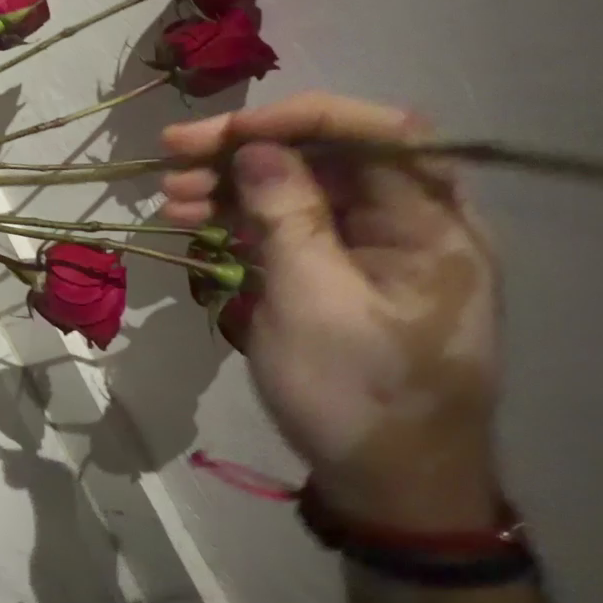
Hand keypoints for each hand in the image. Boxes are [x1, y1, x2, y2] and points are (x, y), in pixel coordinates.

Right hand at [160, 92, 502, 530]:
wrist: (385, 483)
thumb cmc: (357, 392)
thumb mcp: (314, 301)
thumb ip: (288, 216)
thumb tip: (257, 148)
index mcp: (432, 226)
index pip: (379, 134)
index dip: (299, 119)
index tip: (225, 132)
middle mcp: (408, 224)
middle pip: (327, 156)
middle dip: (246, 150)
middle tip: (172, 152)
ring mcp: (370, 249)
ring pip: (297, 188)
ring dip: (230, 183)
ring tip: (169, 196)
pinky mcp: (336, 273)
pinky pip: (287, 224)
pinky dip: (237, 217)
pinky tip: (190, 220)